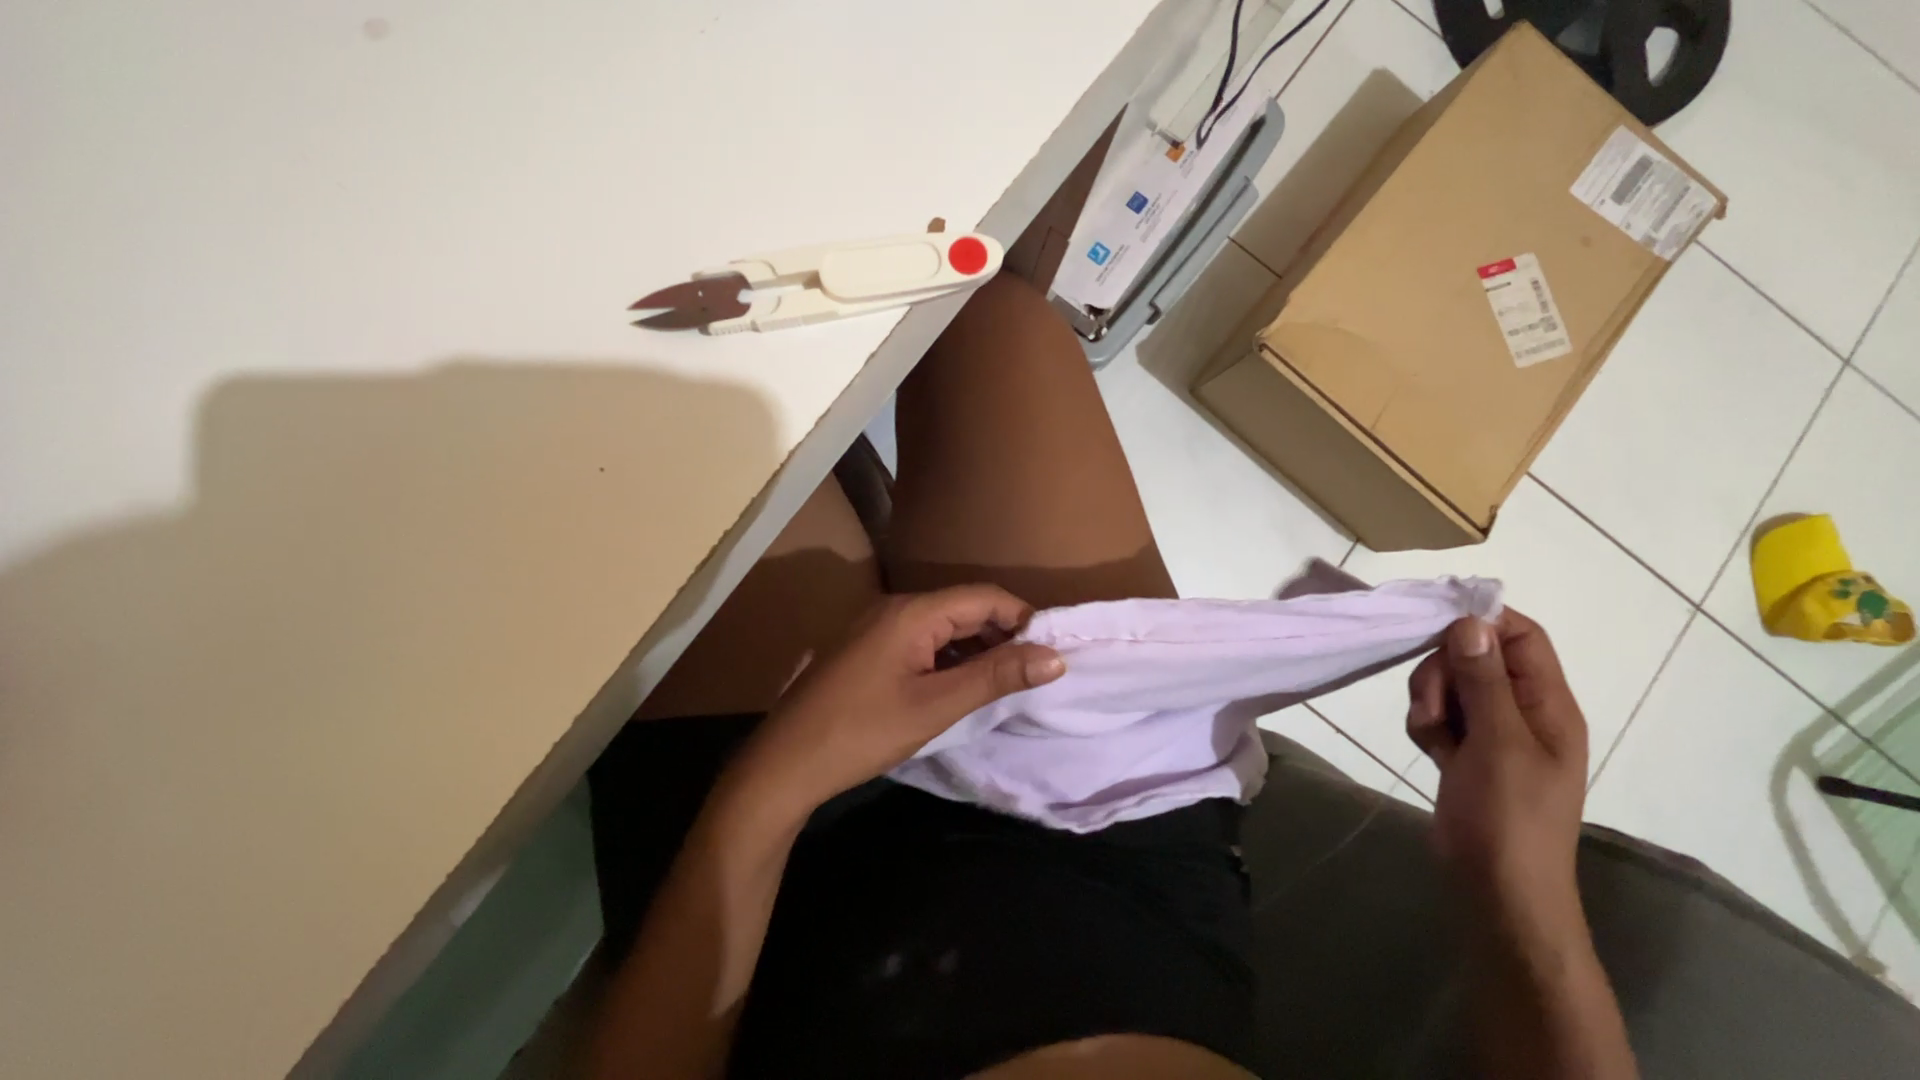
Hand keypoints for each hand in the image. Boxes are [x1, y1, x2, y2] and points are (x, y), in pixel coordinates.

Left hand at [728, 584, 1066, 814]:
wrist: (784, 764)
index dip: (1023, 620)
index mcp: (912, 612)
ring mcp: (874, 628)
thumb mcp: (935, 706)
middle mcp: (893, 608)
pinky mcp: (864, 650)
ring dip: (975, 649)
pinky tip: (960, 687)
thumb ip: (995, 676)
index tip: (1052, 653)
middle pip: (963, 608)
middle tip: (1033, 673)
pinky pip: (919, 642)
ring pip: (941, 627)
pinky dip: (947, 659)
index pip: (985, 597)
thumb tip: (1056, 657)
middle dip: (1002, 635)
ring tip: (1004, 683)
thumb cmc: (863, 732)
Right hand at [1406, 610, 1589, 941]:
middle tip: (1436, 707)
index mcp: (1548, 703)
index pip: (1520, 636)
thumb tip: (1472, 621)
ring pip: (1449, 684)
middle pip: (1475, 655)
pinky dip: (1427, 725)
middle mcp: (1522, 710)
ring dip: (1430, 700)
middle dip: (1443, 671)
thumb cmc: (1509, 818)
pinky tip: (1432, 752)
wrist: (1496, 890)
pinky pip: (1438, 715)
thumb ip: (1485, 680)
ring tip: (1434, 738)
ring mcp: (1492, 732)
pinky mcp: (1464, 752)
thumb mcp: (1499, 743)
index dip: (1482, 623)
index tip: (1435, 627)